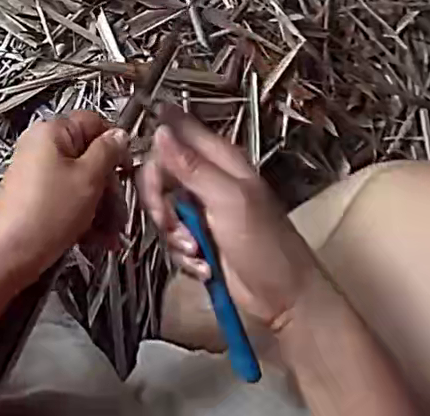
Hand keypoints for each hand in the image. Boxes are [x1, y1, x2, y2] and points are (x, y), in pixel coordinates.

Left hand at [0, 112, 129, 280]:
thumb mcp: (88, 178)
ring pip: (82, 182)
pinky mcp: (36, 198)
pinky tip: (97, 240)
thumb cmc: (42, 214)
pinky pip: (69, 199)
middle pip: (90, 157)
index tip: (128, 168)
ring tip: (110, 235)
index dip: (116, 145)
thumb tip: (119, 135)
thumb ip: (108, 153)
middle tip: (119, 212)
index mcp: (53, 131)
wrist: (5, 255)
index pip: (94, 123)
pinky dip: (84, 217)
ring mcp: (38, 173)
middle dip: (110, 188)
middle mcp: (43, 147)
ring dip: (101, 208)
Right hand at [138, 109, 327, 331]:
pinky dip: (181, 251)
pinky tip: (200, 264)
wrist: (286, 302)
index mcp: (219, 157)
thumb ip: (191, 166)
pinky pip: (171, 234)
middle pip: (161, 169)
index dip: (159, 134)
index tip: (144, 156)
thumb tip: (159, 130)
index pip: (179, 128)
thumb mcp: (228, 199)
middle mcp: (207, 176)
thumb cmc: (264, 244)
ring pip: (163, 203)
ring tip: (193, 249)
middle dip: (158, 197)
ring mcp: (201, 207)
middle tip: (167, 219)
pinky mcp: (197, 236)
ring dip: (171, 230)